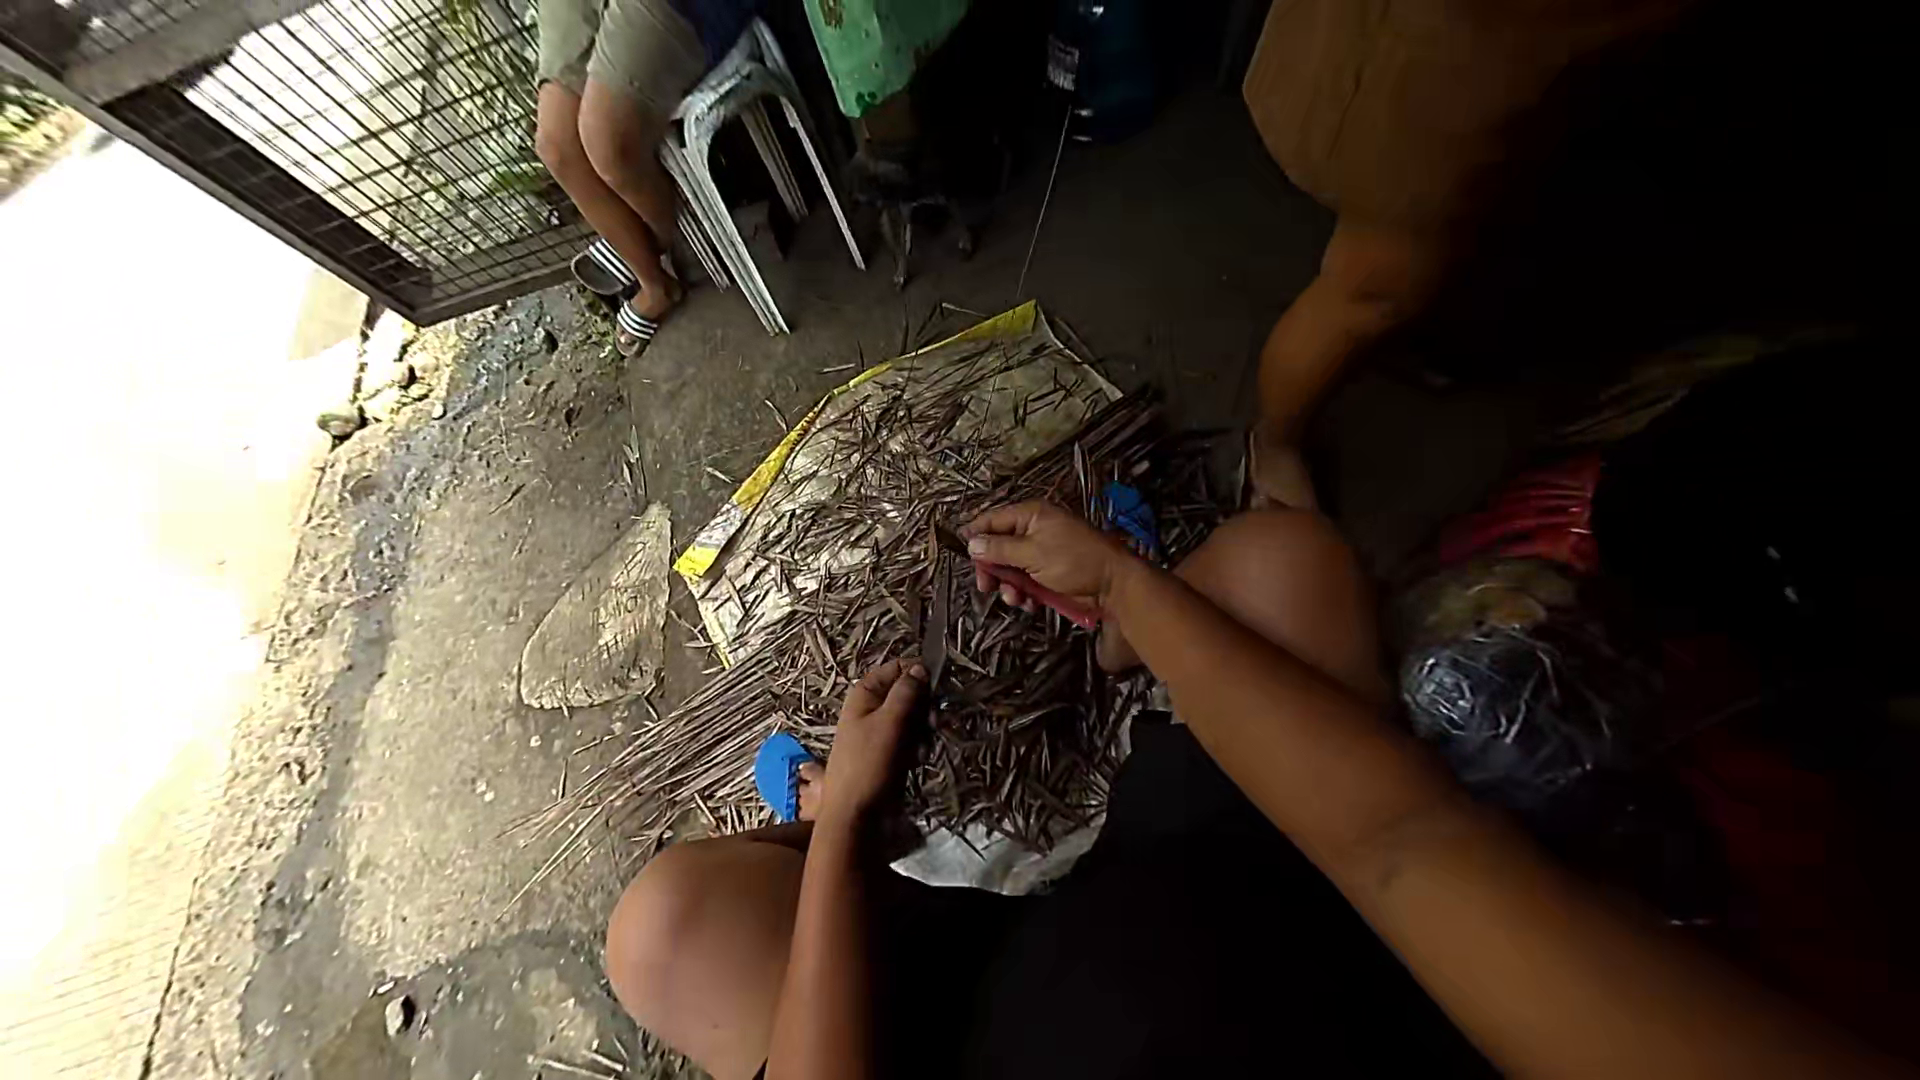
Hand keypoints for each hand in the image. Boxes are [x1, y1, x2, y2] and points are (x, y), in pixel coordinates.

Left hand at [819, 658, 926, 827]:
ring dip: (923, 731)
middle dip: (924, 708)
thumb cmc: (869, 764)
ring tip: (921, 749)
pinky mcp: (888, 752)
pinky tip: (917, 761)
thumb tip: (921, 667)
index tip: (935, 688)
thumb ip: (907, 691)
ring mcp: (879, 731)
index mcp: (865, 693)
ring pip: (913, 717)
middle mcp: (871, 708)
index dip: (917, 674)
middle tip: (932, 723)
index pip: (896, 667)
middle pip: (908, 692)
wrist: (855, 817)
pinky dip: (917, 747)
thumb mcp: (890, 722)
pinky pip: (910, 739)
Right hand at [960, 501, 1133, 609]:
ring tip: (1015, 598)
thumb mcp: (1033, 553)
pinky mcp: (1047, 575)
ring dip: (1008, 586)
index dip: (975, 535)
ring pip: (1009, 569)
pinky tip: (1030, 604)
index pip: (992, 520)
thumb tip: (971, 543)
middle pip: (997, 547)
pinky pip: (1025, 583)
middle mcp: (1033, 531)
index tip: (961, 552)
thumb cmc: (1075, 561)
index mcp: (1030, 515)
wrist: (1113, 585)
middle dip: (991, 569)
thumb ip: (1000, 549)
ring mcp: (1040, 554)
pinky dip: (1024, 595)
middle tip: (986, 585)